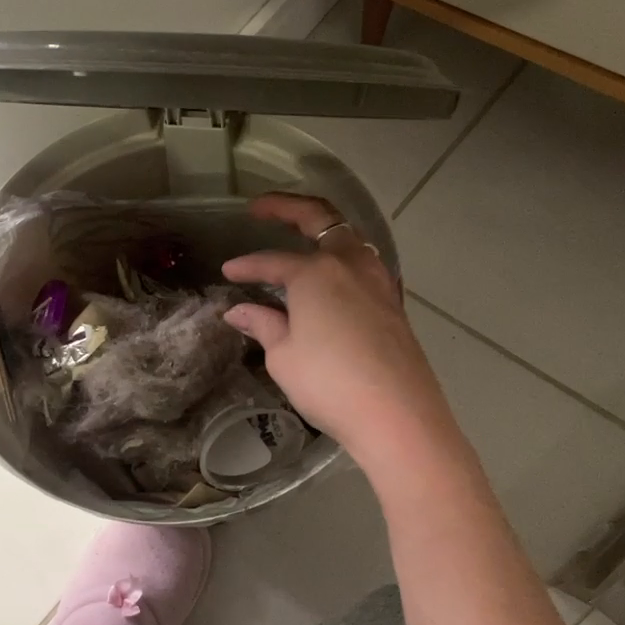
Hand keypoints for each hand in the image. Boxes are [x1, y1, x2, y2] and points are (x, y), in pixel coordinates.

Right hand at [222, 193, 460, 469]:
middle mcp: (350, 266)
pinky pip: (362, 266)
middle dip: (288, 209)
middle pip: (321, 221)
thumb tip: (240, 311)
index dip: (246, 266)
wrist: (398, 416)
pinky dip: (340, 260)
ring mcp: (378, 283)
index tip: (226, 272)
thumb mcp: (283, 356)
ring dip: (323, 232)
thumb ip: (263, 325)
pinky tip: (330, 279)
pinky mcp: (392, 305)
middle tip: (261, 208)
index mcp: (316, 272)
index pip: (272, 261)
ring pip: (349, 240)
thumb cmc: (329, 383)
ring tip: (301, 239)